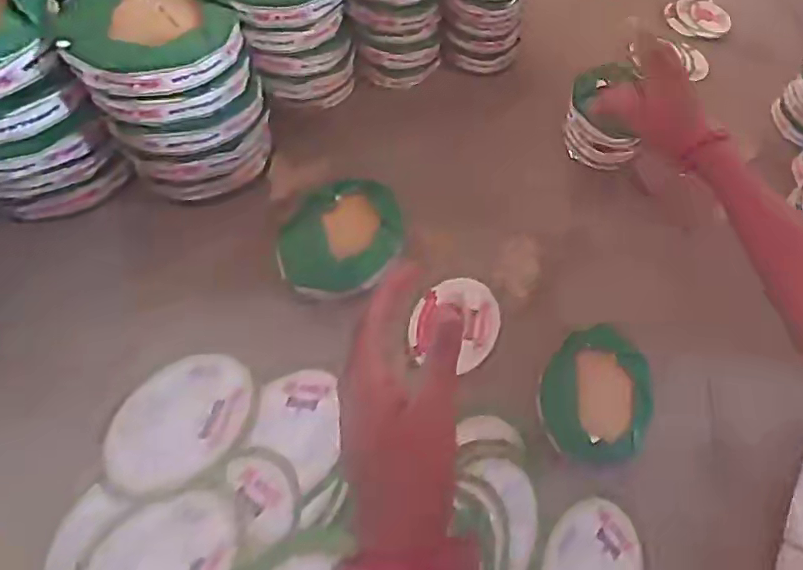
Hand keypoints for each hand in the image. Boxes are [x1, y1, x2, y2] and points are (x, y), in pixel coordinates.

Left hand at [340, 261, 465, 558]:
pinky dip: (390, 349)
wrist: (400, 536)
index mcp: (365, 383)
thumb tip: (450, 303)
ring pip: (367, 355)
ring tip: (410, 307)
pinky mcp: (368, 427)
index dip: (390, 290)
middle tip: (413, 280)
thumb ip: (441, 355)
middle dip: (384, 303)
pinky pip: (374, 372)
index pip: (370, 322)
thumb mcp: (437, 407)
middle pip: (362, 336)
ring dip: (385, 326)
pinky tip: (408, 356)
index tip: (415, 265)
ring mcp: (357, 413)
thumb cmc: (418, 469)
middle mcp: (353, 393)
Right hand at [596, 31, 720, 163]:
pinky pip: (676, 67)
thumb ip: (613, 106)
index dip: (639, 34)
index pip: (647, 46)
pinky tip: (662, 71)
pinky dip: (667, 62)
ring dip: (659, 50)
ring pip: (671, 57)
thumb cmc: (666, 128)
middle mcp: (672, 71)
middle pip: (662, 48)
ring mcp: (684, 80)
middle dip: (649, 40)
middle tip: (638, 33)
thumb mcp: (635, 117)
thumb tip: (592, 102)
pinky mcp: (690, 91)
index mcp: (658, 72)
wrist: (698, 144)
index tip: (631, 22)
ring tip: (648, 48)